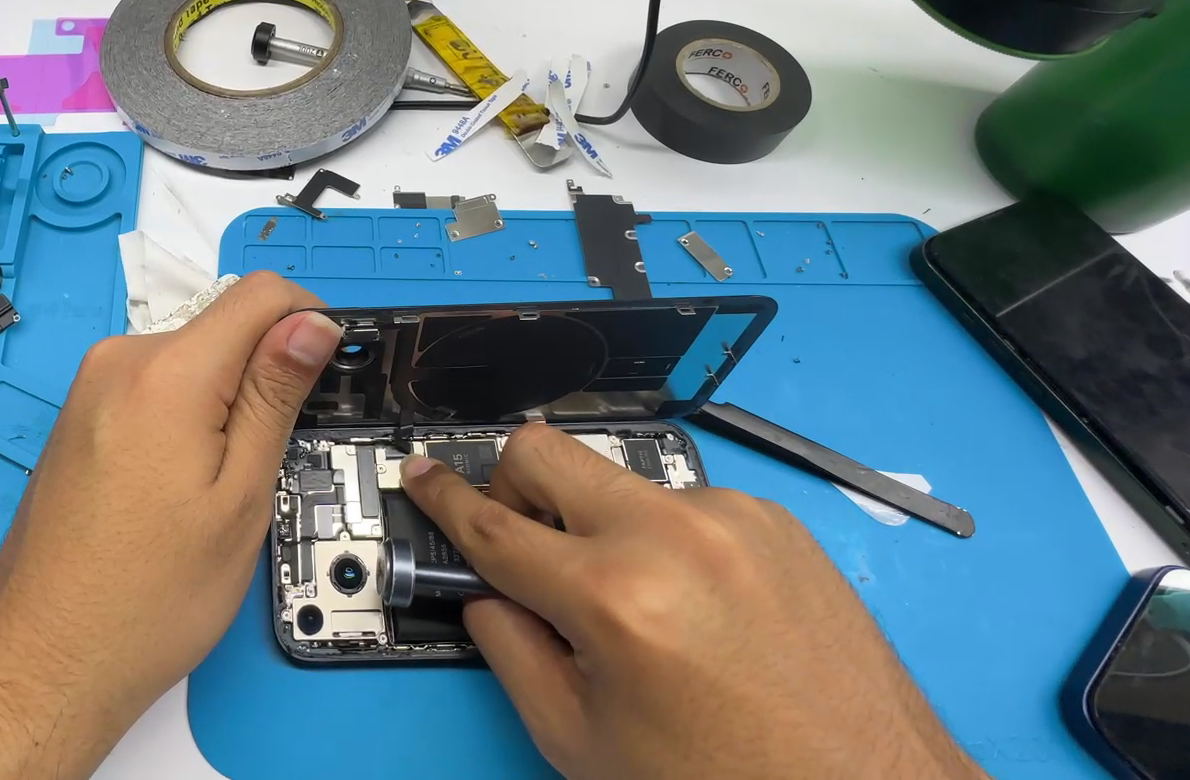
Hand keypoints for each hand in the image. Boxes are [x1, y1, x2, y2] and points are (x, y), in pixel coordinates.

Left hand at [0, 272, 339, 779]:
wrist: (43, 659)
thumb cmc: (153, 595)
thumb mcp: (240, 496)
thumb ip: (276, 395)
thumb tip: (312, 322)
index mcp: (167, 371)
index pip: (260, 293)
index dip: (307, 320)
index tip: (324, 374)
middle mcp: (119, 358)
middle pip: (223, 326)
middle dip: (262, 373)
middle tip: (263, 460)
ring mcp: (91, 384)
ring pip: (191, 357)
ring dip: (224, 398)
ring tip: (215, 482)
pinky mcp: (79, 411)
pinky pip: (153, 382)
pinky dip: (186, 411)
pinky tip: (177, 480)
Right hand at [400, 422, 986, 779]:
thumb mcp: (579, 740)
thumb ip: (507, 649)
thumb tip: (487, 588)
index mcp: (615, 598)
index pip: (494, 525)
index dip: (442, 497)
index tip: (418, 472)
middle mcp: (670, 534)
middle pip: (542, 450)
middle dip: (513, 489)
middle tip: (534, 551)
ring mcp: (727, 515)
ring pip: (609, 478)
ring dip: (592, 523)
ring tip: (637, 597)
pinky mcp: (771, 517)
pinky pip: (676, 499)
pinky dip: (657, 537)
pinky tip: (696, 599)